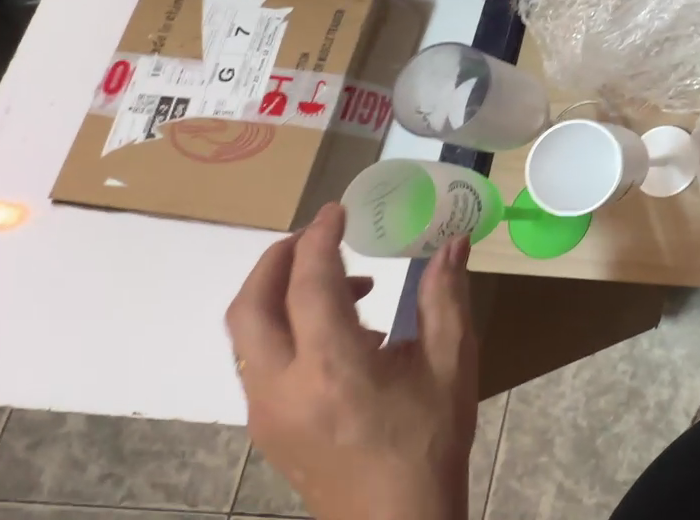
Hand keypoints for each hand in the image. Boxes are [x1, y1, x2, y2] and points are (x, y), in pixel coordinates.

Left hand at [227, 203, 477, 519]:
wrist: (394, 517)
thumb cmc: (431, 435)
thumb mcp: (451, 360)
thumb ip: (446, 296)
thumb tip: (453, 243)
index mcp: (334, 365)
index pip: (309, 285)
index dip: (319, 240)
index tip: (338, 210)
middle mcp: (282, 385)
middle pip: (248, 308)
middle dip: (276, 259)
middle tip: (318, 234)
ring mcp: (265, 409)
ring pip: (246, 335)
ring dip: (280, 293)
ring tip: (345, 282)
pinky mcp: (265, 425)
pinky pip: (259, 360)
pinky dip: (285, 326)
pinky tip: (343, 332)